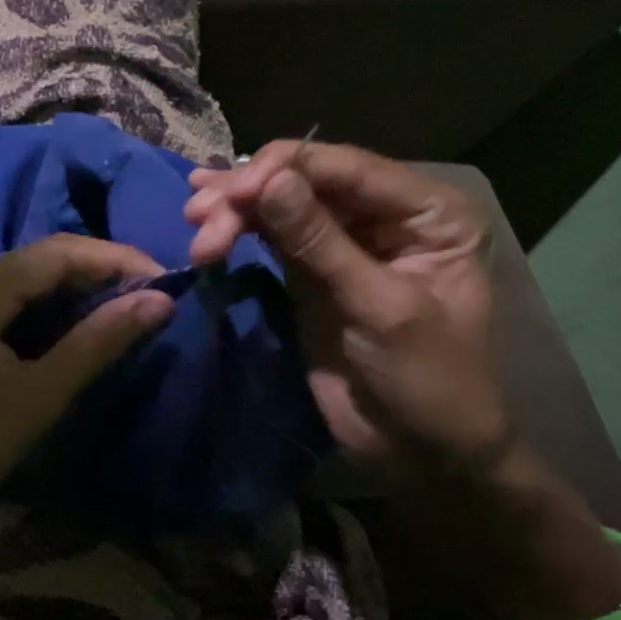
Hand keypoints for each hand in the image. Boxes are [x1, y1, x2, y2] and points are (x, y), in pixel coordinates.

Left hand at [0, 234, 175, 515]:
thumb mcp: (41, 395)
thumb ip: (99, 341)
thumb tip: (159, 300)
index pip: (56, 253)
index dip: (115, 258)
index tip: (166, 278)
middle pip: (40, 258)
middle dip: (99, 271)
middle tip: (154, 294)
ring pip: (27, 274)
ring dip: (77, 286)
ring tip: (130, 303)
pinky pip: (10, 294)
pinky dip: (49, 303)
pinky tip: (83, 318)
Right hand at [185, 141, 510, 477]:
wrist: (420, 451)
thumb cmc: (428, 381)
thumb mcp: (378, 308)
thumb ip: (320, 242)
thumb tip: (268, 180)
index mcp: (428, 211)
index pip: (346, 168)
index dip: (283, 169)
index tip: (230, 193)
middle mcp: (386, 213)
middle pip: (306, 180)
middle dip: (248, 195)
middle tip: (197, 220)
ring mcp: (344, 239)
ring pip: (280, 203)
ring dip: (233, 209)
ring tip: (192, 220)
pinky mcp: (309, 269)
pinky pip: (269, 234)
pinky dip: (237, 226)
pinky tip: (202, 217)